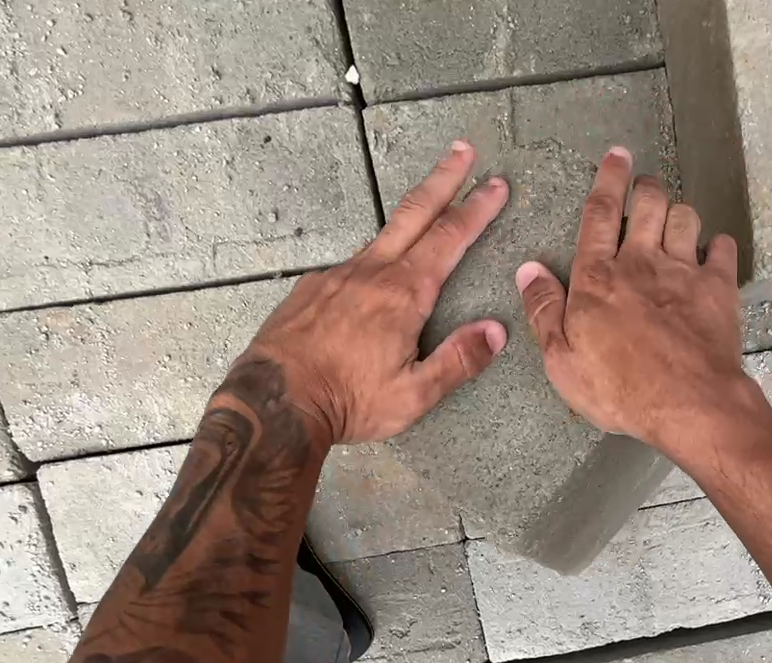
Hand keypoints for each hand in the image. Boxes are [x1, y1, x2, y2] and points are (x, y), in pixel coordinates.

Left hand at [247, 141, 509, 443]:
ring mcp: (338, 276)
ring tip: (429, 207)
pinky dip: (379, 255)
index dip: (476, 210)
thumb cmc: (348, 401)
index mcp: (403, 296)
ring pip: (384, 235)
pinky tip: (379, 275)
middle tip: (463, 150)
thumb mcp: (415, 394)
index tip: (496, 185)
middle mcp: (371, 273)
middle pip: (414, 213)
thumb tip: (496, 331)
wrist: (275, 402)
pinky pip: (355, 263)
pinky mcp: (313, 288)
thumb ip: (459, 360)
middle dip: (444, 179)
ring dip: (413, 213)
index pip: (449, 240)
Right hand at [515, 147, 768, 457]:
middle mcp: (642, 262)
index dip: (607, 180)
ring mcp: (684, 272)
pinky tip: (714, 252)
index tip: (616, 156)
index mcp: (598, 278)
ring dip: (678, 213)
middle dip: (646, 187)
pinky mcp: (718, 290)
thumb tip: (528, 269)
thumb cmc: (620, 389)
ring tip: (674, 221)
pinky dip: (717, 245)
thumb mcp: (563, 361)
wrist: (687, 404)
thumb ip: (544, 311)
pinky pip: (722, 249)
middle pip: (648, 204)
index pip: (599, 214)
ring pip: (684, 218)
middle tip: (645, 186)